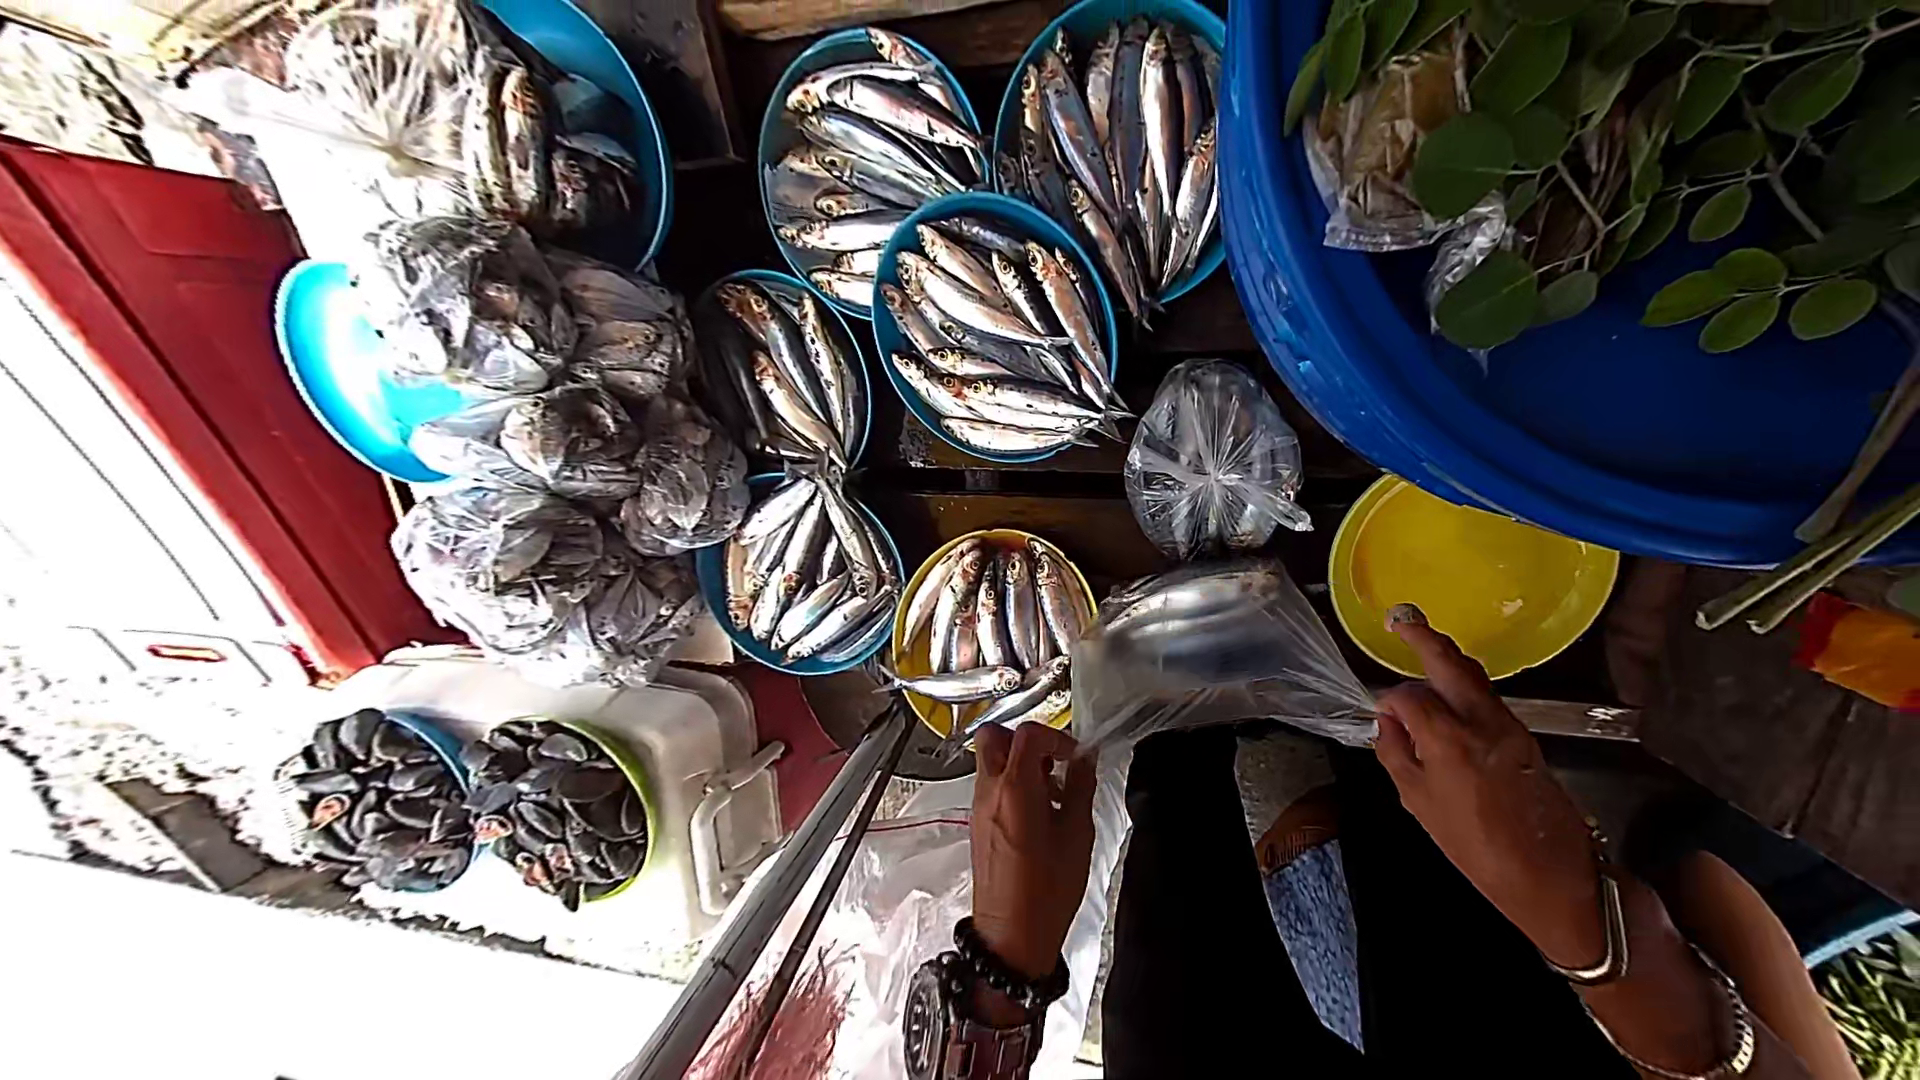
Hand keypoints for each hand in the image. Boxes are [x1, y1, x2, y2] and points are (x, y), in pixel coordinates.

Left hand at [970, 723, 1095, 980]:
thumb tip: (1085, 758)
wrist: (1011, 935)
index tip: (1073, 755)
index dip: (1055, 736)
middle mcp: (990, 790)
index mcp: (1015, 788)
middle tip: (1052, 761)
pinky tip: (1037, 812)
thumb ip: (1081, 787)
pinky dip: (1010, 783)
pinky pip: (989, 784)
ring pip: (990, 759)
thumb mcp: (1077, 834)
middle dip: (1025, 740)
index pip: (1027, 734)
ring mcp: (978, 805)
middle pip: (994, 735)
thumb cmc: (1047, 889)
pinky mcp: (977, 821)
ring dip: (1018, 762)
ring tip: (1051, 792)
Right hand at [1372, 604, 1607, 969]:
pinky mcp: (1526, 738)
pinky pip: (1487, 696)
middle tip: (1402, 619)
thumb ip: (1394, 752)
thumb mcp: (1416, 801)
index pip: (1407, 697)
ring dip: (1446, 657)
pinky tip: (1449, 689)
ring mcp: (1510, 728)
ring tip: (1422, 643)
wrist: (1556, 879)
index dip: (1388, 703)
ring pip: (1474, 676)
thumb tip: (1388, 721)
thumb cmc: (1475, 846)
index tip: (1382, 718)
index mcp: (1449, 740)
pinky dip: (1463, 682)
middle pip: (1451, 664)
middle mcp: (1483, 723)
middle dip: (1424, 637)